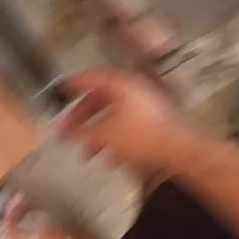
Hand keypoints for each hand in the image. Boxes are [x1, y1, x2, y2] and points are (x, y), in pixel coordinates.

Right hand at [56, 71, 196, 178]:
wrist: (178, 150)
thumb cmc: (140, 136)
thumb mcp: (104, 134)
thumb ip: (81, 131)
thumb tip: (61, 130)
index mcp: (120, 85)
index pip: (91, 79)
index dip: (74, 85)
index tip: (61, 90)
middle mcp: (133, 90)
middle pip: (101, 100)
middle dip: (83, 118)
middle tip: (69, 131)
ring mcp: (145, 105)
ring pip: (114, 116)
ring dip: (98, 134)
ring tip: (89, 153)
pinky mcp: (154, 122)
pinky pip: (128, 126)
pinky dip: (116, 139)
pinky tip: (113, 159)